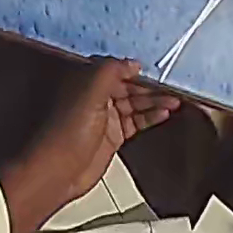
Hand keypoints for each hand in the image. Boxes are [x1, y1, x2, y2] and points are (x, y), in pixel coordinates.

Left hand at [0, 59, 179, 232]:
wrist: (59, 168)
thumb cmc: (67, 131)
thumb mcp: (90, 91)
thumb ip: (111, 71)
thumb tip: (132, 63)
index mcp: (86, 81)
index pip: (115, 69)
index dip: (133, 69)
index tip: (154, 70)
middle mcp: (95, 97)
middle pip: (127, 87)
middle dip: (149, 87)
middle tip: (171, 89)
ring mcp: (104, 117)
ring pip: (134, 104)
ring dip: (154, 102)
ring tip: (173, 102)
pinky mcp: (112, 136)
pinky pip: (135, 122)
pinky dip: (150, 118)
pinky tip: (163, 115)